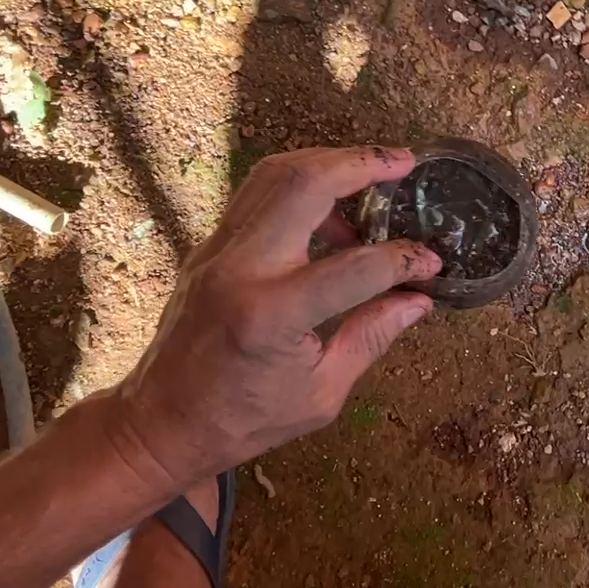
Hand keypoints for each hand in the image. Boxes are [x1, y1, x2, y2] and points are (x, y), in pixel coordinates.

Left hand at [105, 146, 441, 493]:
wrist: (158, 425)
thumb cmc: (243, 420)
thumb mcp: (322, 394)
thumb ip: (372, 336)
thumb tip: (419, 299)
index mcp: (272, 315)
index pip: (355, 268)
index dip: (402, 260)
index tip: (430, 261)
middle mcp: (242, 267)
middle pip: (305, 183)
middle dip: (362, 163)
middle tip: (404, 162)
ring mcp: (218, 249)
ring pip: (276, 173)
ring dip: (331, 162)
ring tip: (372, 172)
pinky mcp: (210, 244)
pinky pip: (260, 192)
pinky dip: (302, 183)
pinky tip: (331, 207)